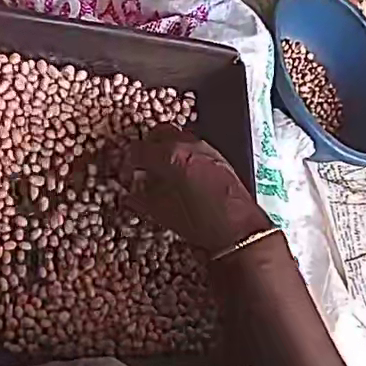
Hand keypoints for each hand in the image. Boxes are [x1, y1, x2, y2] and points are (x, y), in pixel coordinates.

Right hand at [122, 126, 271, 252]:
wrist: (239, 231)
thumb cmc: (202, 224)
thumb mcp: (163, 214)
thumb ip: (141, 199)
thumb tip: (130, 195)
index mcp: (171, 156)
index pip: (138, 149)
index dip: (128, 161)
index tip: (127, 172)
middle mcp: (189, 145)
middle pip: (158, 133)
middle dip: (147, 147)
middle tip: (141, 166)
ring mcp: (206, 149)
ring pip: (178, 137)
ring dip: (165, 149)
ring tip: (161, 171)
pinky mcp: (219, 157)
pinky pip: (194, 147)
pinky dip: (183, 155)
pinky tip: (182, 176)